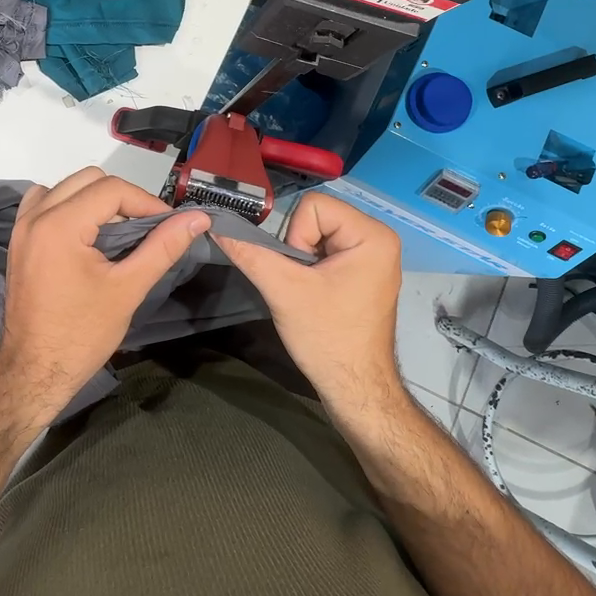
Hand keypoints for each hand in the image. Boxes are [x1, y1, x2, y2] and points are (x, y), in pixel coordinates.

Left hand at [0, 168, 211, 421]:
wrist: (34, 371)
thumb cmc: (82, 334)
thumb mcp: (128, 288)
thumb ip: (163, 247)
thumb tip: (198, 218)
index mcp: (59, 225)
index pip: (112, 189)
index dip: (147, 202)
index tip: (169, 224)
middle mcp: (36, 216)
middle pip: (88, 180)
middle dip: (123, 198)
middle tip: (146, 229)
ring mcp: (22, 227)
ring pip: (65, 187)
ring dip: (94, 200)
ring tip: (117, 232)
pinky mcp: (18, 240)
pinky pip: (44, 203)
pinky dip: (68, 207)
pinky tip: (86, 234)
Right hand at [215, 192, 403, 407]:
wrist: (355, 389)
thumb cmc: (328, 337)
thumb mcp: (283, 290)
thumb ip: (249, 253)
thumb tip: (216, 225)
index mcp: (372, 235)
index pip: (313, 206)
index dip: (296, 237)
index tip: (304, 274)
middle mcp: (379, 238)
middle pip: (316, 218)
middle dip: (299, 249)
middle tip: (306, 285)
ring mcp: (374, 257)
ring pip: (317, 235)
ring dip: (303, 261)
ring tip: (311, 293)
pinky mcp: (364, 273)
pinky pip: (326, 250)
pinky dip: (312, 269)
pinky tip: (317, 296)